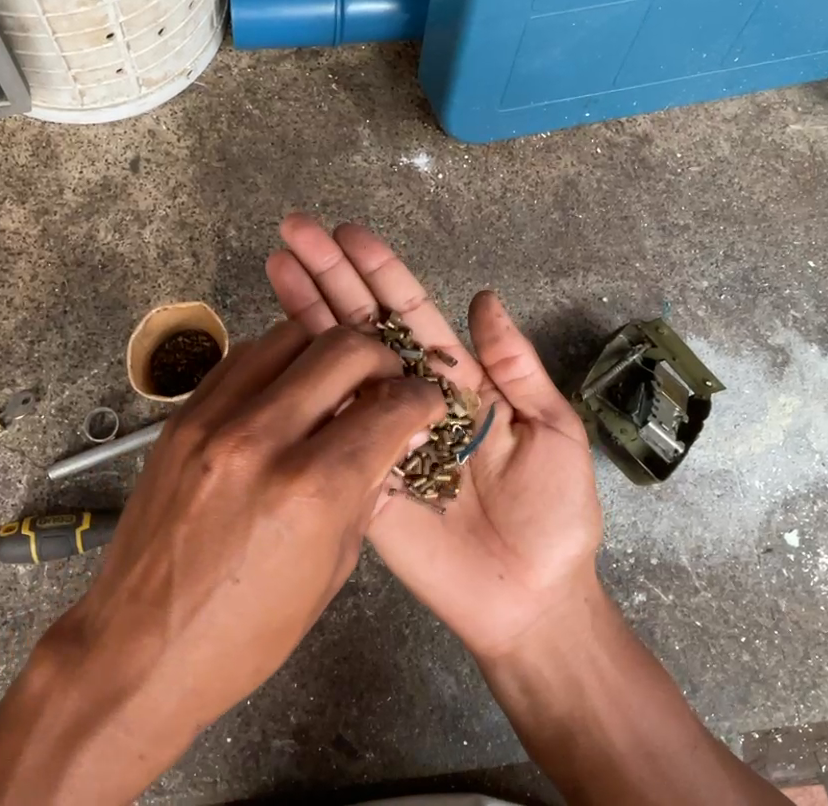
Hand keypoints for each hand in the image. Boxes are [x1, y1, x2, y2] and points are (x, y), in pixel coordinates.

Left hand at [0, 320, 444, 805]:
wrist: (140, 647)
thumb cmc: (246, 634)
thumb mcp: (331, 571)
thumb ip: (366, 490)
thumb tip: (396, 437)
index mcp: (312, 489)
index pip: (389, 406)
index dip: (421, 398)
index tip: (424, 402)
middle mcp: (263, 438)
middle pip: (342, 348)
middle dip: (380, 358)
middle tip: (385, 382)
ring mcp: (213, 420)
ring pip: (287, 336)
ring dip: (325, 350)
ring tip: (335, 381)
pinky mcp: (180, 418)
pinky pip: (240, 360)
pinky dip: (275, 362)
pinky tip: (285, 389)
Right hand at [265, 215, 603, 658]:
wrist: (531, 597)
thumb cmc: (554, 514)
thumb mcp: (552, 428)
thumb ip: (515, 364)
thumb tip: (485, 296)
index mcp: (455, 379)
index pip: (410, 312)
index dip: (380, 272)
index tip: (348, 233)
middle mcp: (407, 396)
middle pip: (362, 325)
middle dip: (330, 276)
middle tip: (294, 229)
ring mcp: (376, 434)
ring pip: (334, 365)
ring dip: (305, 315)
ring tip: (276, 266)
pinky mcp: (357, 476)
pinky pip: (326, 427)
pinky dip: (299, 388)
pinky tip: (274, 346)